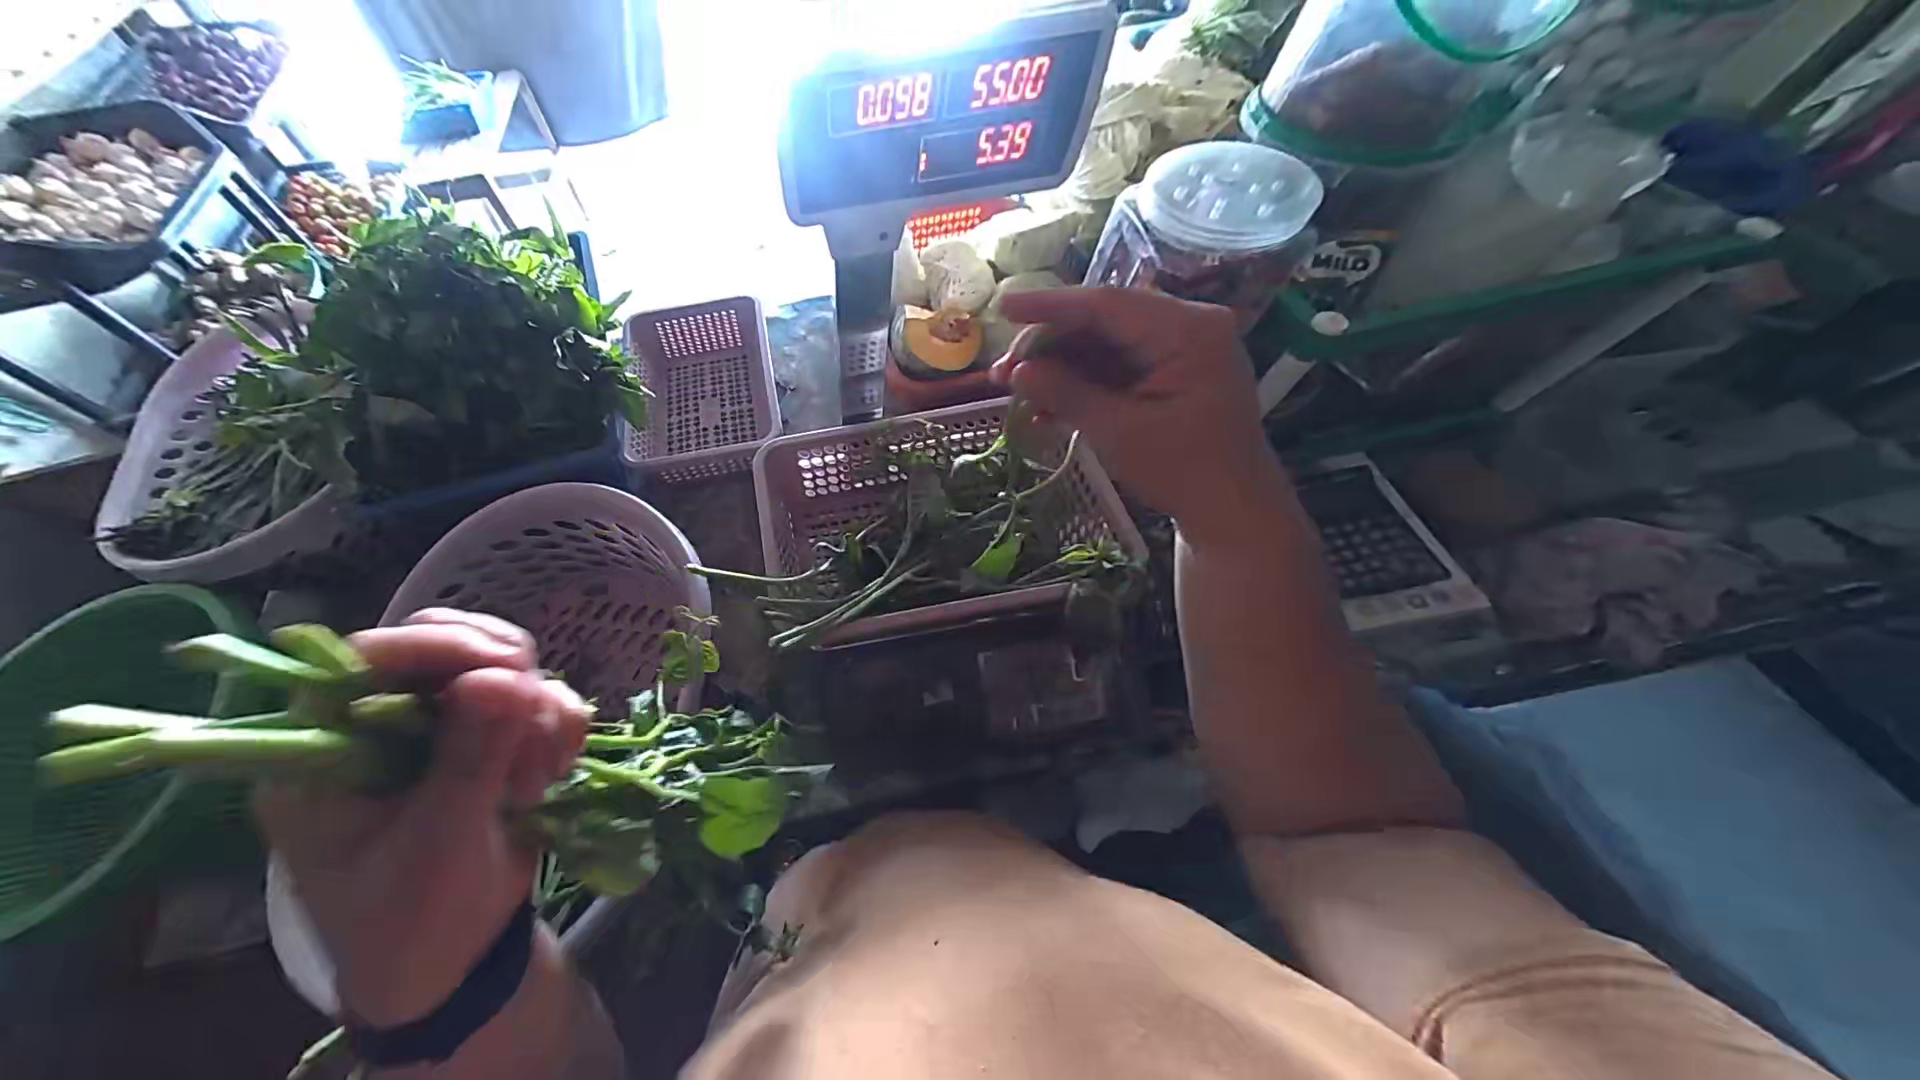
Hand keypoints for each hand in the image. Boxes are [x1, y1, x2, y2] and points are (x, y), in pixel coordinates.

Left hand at [255, 609, 589, 1027]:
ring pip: (511, 668)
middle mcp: (389, 723)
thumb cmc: (413, 916)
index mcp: (333, 748)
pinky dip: (562, 727)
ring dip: (541, 714)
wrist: (457, 953)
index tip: (502, 667)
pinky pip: (546, 698)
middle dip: (507, 673)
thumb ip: (467, 759)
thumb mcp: (436, 843)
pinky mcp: (501, 735)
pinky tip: (555, 772)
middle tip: (533, 712)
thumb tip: (503, 677)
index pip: (371, 659)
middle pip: (451, 645)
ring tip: (538, 779)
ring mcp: (450, 726)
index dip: (434, 646)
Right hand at [989, 287, 1289, 542]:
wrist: (1231, 511)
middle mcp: (1186, 327)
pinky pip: (1115, 367)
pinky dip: (1081, 386)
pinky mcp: (1167, 372)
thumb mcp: (1120, 433)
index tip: (1003, 307)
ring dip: (1059, 369)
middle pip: (1102, 323)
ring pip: (1102, 346)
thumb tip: (1016, 372)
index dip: (1050, 307)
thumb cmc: (1185, 473)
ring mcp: (1177, 349)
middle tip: (1002, 372)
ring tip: (1015, 393)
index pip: (1108, 305)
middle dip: (1049, 347)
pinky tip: (1045, 409)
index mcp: (1189, 331)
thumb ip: (1067, 395)